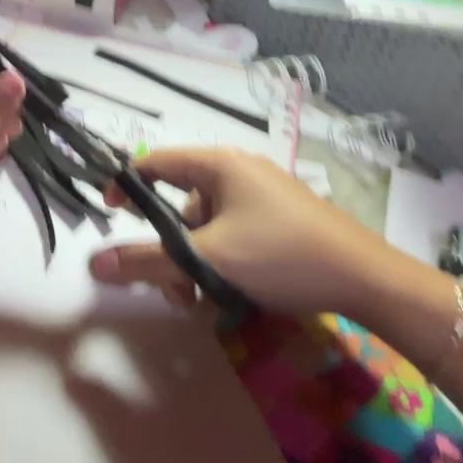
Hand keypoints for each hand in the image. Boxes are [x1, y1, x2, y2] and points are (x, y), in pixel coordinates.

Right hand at [88, 148, 409, 317]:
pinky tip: (233, 292)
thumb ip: (148, 262)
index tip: (110, 214)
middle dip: (170, 247)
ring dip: (197, 261)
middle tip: (173, 287)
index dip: (126, 185)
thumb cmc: (281, 256)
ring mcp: (265, 193)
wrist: (368, 280)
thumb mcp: (209, 261)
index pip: (154, 162)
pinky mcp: (284, 217)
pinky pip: (235, 231)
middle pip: (181, 202)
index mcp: (219, 164)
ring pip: (208, 224)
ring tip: (206, 299)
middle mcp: (239, 170)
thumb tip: (95, 264)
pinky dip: (223, 259)